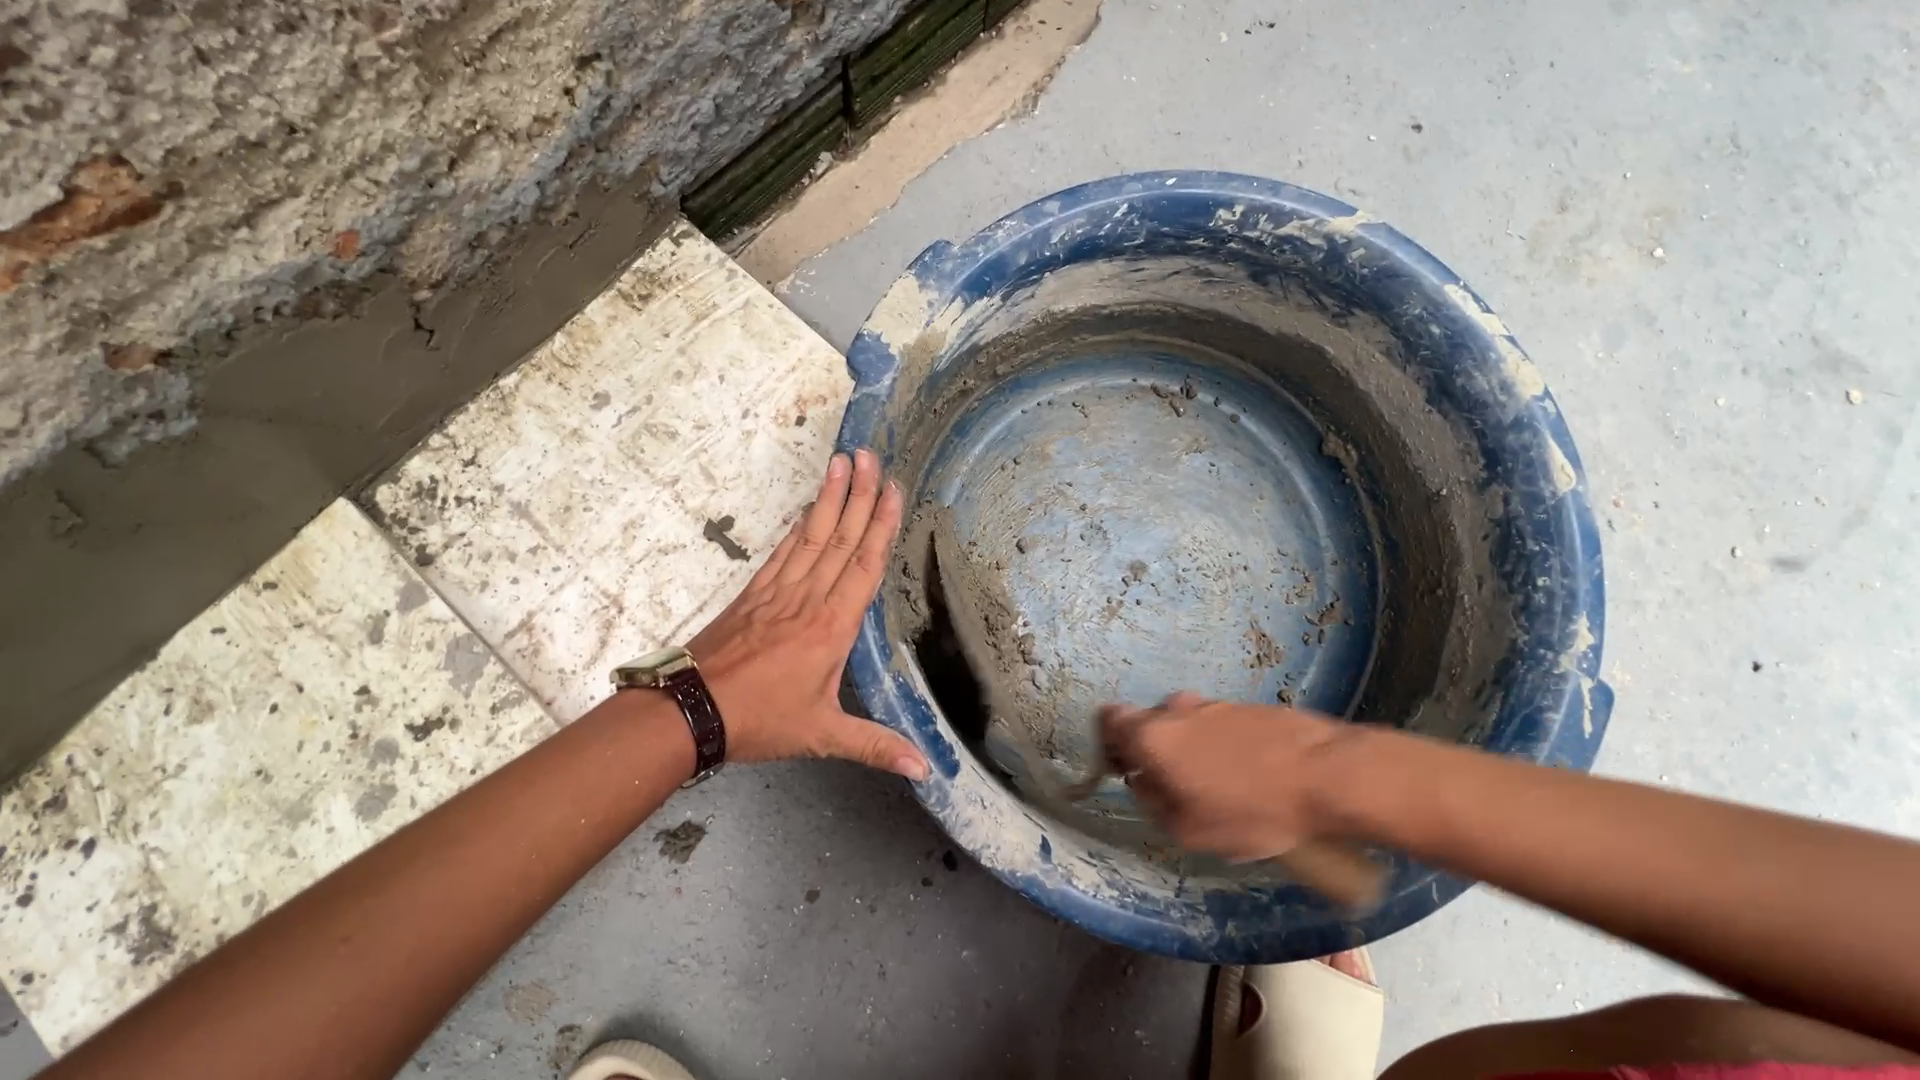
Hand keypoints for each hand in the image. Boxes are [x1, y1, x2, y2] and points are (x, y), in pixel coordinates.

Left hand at [685, 448, 928, 780]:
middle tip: (872, 454)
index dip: (881, 525)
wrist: (689, 709)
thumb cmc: (759, 720)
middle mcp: (808, 599)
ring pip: (811, 535)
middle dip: (859, 494)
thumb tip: (927, 769)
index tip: (892, 488)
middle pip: (840, 538)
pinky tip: (808, 508)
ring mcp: (777, 592)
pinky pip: (783, 550)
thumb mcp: (822, 735)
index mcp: (832, 627)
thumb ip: (876, 746)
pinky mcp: (754, 594)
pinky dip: (800, 524)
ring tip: (843, 461)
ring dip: (829, 497)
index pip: (864, 565)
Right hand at [1099, 693, 1355, 859]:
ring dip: (1194, 751)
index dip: (1111, 743)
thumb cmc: (1252, 810)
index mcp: (1153, 735)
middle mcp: (1178, 710)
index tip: (1127, 769)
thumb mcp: (1189, 831)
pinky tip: (1252, 778)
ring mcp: (1216, 704)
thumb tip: (1145, 784)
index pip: (1109, 719)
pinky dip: (1226, 748)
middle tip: (1178, 789)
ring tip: (1223, 788)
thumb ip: (1153, 804)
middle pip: (1151, 724)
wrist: (1329, 776)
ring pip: (1188, 726)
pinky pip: (1222, 727)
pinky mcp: (1250, 707)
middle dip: (1156, 752)